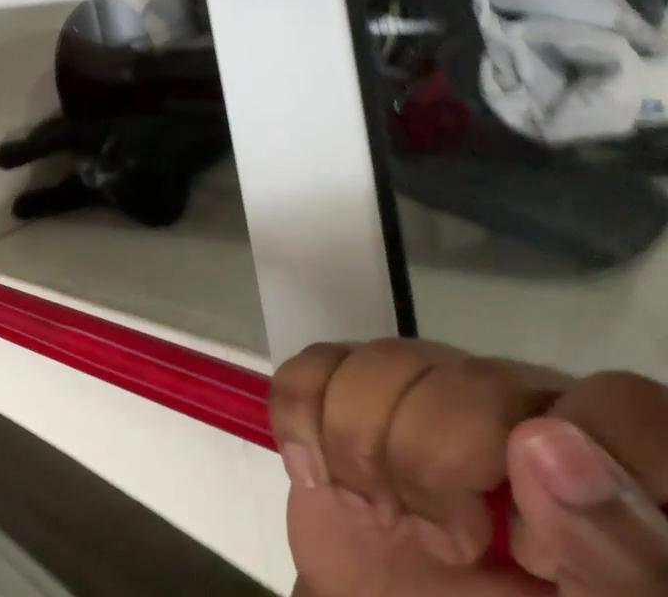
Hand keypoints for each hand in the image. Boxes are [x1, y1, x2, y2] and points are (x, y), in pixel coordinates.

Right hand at [272, 339, 667, 595]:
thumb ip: (615, 552)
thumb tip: (548, 444)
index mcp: (616, 451)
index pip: (617, 402)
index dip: (570, 471)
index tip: (532, 549)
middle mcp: (527, 401)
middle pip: (475, 380)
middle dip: (433, 469)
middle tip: (445, 543)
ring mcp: (426, 384)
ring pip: (383, 363)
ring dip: (360, 453)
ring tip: (381, 514)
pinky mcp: (341, 383)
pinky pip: (308, 366)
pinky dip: (299, 425)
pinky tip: (320, 479)